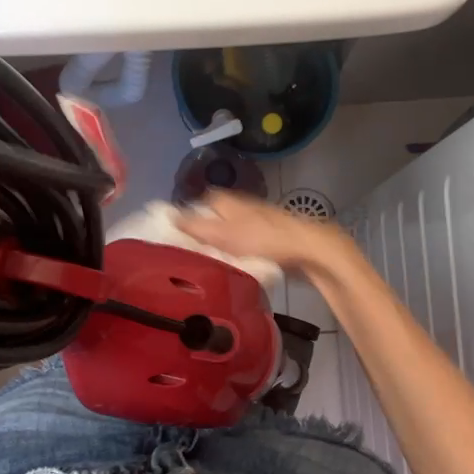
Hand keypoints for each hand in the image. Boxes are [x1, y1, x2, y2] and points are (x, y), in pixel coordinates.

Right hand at [176, 191, 356, 279]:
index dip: (186, 220)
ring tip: (207, 270)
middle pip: (213, 221)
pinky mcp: (269, 242)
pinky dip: (237, 258)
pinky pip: (245, 249)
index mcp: (226, 201)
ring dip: (220, 250)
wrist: (308, 251)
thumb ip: (193, 226)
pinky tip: (233, 272)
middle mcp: (240, 208)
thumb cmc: (263, 239)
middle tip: (189, 260)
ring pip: (229, 236)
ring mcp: (256, 224)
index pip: (198, 205)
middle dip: (202, 238)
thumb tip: (165, 216)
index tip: (175, 241)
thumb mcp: (222, 233)